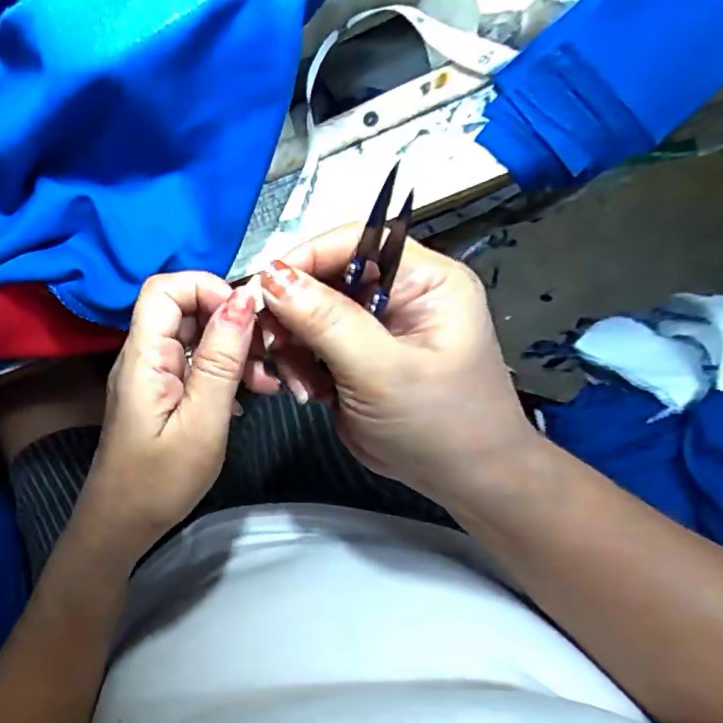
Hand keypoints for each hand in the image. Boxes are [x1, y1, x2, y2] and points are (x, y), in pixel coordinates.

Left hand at [73, 271, 259, 559]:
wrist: (122, 524)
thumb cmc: (159, 481)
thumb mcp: (202, 422)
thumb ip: (222, 360)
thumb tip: (244, 300)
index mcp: (143, 357)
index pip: (164, 288)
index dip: (206, 287)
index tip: (246, 316)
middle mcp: (142, 358)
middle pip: (183, 310)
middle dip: (230, 321)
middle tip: (268, 353)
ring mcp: (150, 377)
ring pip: (194, 339)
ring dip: (233, 351)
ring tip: (266, 382)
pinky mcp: (160, 395)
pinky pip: (193, 366)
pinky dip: (223, 372)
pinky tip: (248, 397)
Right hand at [258, 224, 536, 500]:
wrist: (460, 479)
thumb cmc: (437, 423)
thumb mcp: (381, 371)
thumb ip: (327, 322)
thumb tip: (271, 278)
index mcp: (423, 280)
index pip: (354, 243)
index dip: (304, 259)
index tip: (262, 292)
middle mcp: (397, 294)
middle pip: (323, 279)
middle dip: (292, 314)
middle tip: (274, 349)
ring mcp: (373, 328)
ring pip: (308, 316)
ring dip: (293, 349)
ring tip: (300, 386)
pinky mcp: (354, 358)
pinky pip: (310, 347)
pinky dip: (299, 368)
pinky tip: (309, 395)